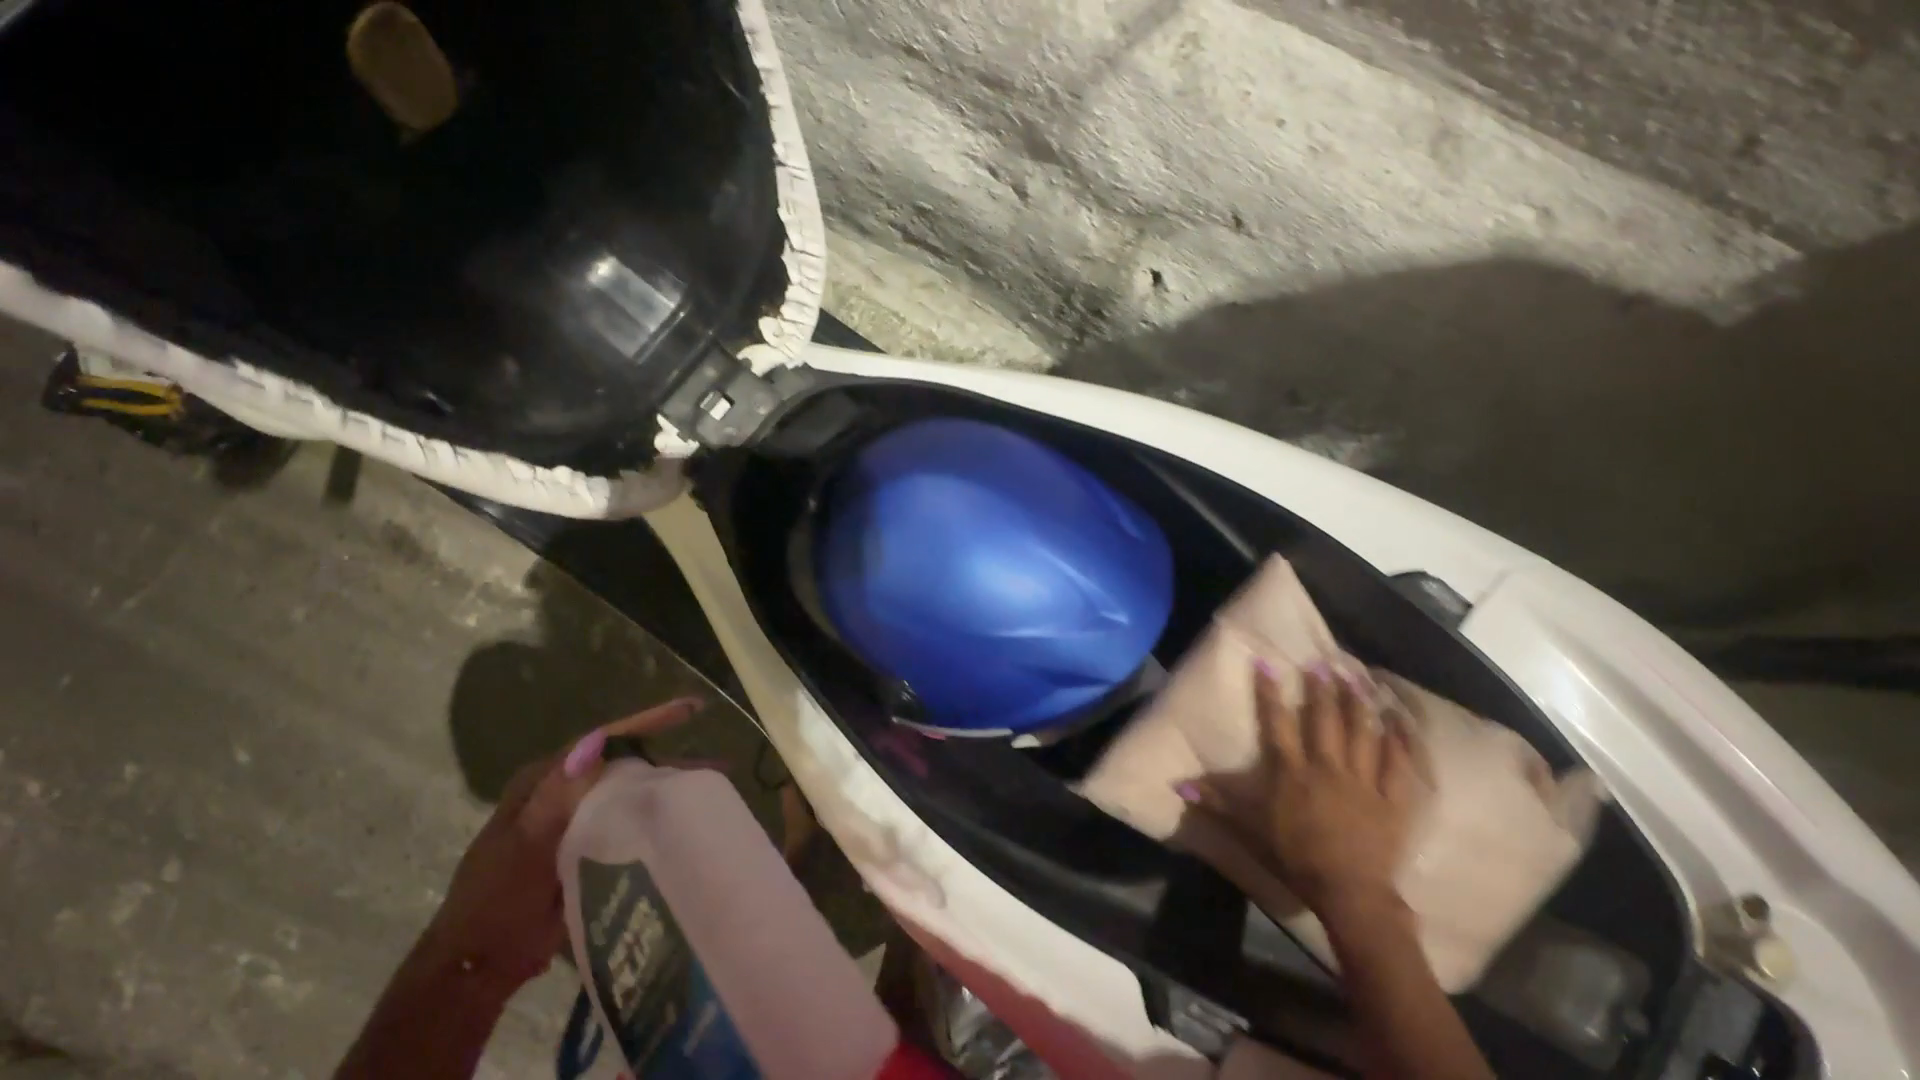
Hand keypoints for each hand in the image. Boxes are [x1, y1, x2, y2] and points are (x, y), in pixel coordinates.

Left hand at [421, 697, 704, 988]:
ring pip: (628, 795)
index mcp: (543, 783)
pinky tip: (686, 826)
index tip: (689, 710)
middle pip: (621, 766)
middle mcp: (561, 796)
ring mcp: (574, 826)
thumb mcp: (525, 846)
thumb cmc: (498, 901)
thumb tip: (595, 745)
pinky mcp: (587, 854)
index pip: (600, 741)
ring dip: (667, 790)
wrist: (479, 964)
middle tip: (717, 764)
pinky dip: (657, 820)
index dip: (645, 723)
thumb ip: (558, 798)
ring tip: (714, 793)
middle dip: (668, 760)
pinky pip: (628, 826)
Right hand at [1185, 664, 1418, 914]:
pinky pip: (1398, 763)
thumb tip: (1179, 783)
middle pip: (1324, 720)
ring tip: (1358, 679)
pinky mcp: (1392, 798)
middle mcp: (1327, 767)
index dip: (1270, 692)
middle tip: (1324, 663)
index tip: (1267, 663)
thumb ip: (1219, 802)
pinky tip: (1399, 720)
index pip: (1277, 724)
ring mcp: (1364, 780)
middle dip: (1322, 689)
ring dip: (1359, 704)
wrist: (1348, 890)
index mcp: (1292, 772)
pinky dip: (1400, 740)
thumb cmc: (1295, 858)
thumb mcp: (1250, 829)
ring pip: (1362, 733)